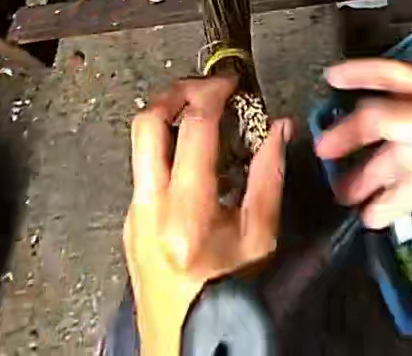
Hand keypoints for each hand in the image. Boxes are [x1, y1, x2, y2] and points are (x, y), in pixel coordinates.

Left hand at [124, 76, 290, 355]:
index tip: (230, 83)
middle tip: (206, 86)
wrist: (185, 355)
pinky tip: (197, 159)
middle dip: (176, 92)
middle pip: (147, 123)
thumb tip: (279, 128)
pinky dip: (168, 149)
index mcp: (185, 214)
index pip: (194, 128)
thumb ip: (270, 177)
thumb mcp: (260, 241)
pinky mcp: (131, 223)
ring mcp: (134, 216)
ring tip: (204, 115)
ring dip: (170, 117)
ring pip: (140, 143)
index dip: (213, 93)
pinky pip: (145, 169)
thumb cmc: (227, 306)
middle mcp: (150, 209)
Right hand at [312, 58, 411, 250]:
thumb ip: (408, 119)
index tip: (328, 80)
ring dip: (371, 175)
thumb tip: (362, 113)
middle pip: (388, 121)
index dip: (360, 75)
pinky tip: (374, 216)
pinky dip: (393, 199)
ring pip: (399, 158)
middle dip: (356, 134)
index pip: (392, 77)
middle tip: (324, 151)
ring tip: (345, 196)